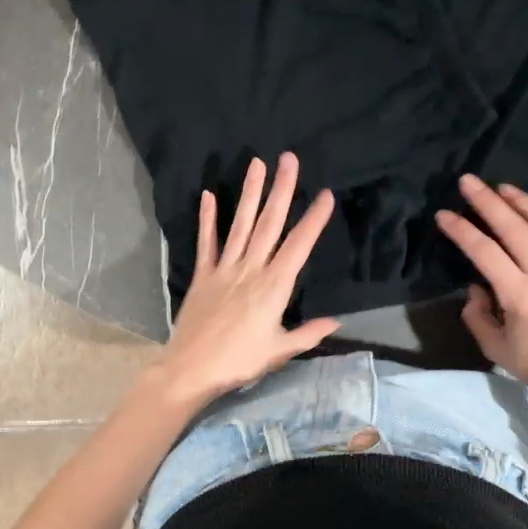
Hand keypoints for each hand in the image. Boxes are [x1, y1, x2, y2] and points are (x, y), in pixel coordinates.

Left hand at [152, 153, 339, 407]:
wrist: (191, 369)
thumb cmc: (239, 363)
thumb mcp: (280, 352)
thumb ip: (308, 333)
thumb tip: (336, 322)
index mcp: (273, 287)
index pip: (298, 246)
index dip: (312, 220)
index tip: (325, 194)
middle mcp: (250, 270)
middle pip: (269, 224)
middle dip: (281, 190)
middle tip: (289, 159)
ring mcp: (223, 270)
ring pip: (240, 225)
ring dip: (249, 194)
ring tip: (257, 164)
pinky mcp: (202, 276)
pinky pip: (206, 243)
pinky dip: (207, 219)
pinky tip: (209, 195)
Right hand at [434, 175, 527, 405]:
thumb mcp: (495, 349)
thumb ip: (478, 316)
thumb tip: (476, 290)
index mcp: (518, 295)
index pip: (484, 253)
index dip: (462, 231)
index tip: (444, 215)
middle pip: (514, 230)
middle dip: (488, 203)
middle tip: (470, 182)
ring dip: (526, 204)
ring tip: (506, 188)